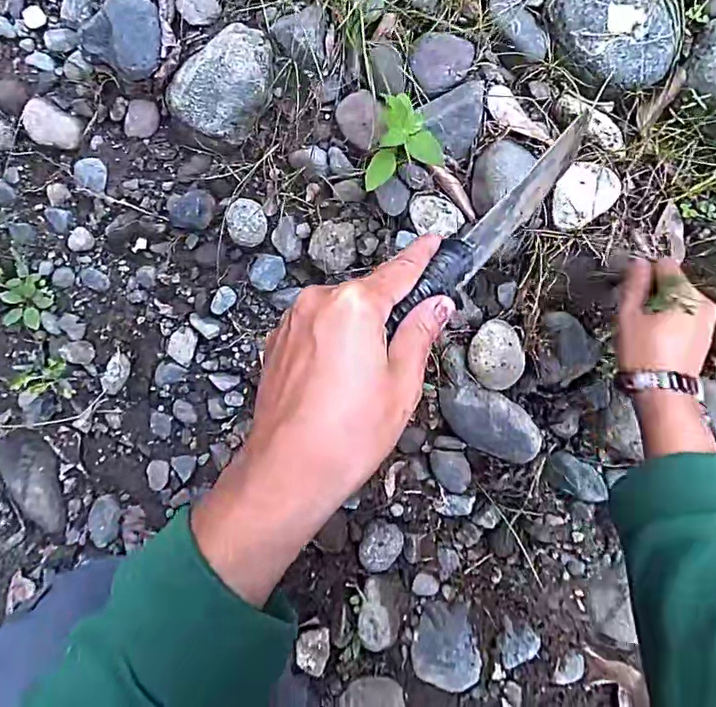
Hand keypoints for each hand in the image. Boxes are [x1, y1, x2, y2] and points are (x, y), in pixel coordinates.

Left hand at [191, 234, 453, 604]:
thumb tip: (437, 305)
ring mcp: (293, 321)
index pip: (398, 270)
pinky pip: (318, 326)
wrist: (284, 474)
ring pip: (342, 311)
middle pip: (368, 293)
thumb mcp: (401, 384)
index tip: (431, 241)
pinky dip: (335, 340)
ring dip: (360, 329)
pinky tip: (342, 378)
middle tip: (407, 344)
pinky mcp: (278, 341)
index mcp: (354, 305)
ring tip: (367, 377)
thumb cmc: (343, 437)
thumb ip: (420, 333)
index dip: (421, 255)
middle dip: (390, 310)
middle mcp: (318, 302)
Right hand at [615, 256, 715, 458]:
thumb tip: (639, 264)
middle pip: (674, 280)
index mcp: (684, 294)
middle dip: (657, 291)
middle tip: (640, 313)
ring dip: (665, 305)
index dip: (646, 275)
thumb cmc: (646, 358)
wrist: (664, 392)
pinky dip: (674, 319)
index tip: (636, 290)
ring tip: (649, 328)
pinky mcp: (706, 333)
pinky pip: (687, 314)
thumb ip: (634, 283)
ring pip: (681, 297)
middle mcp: (702, 303)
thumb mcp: (628, 314)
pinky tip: (660, 336)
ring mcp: (707, 320)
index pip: (664, 264)